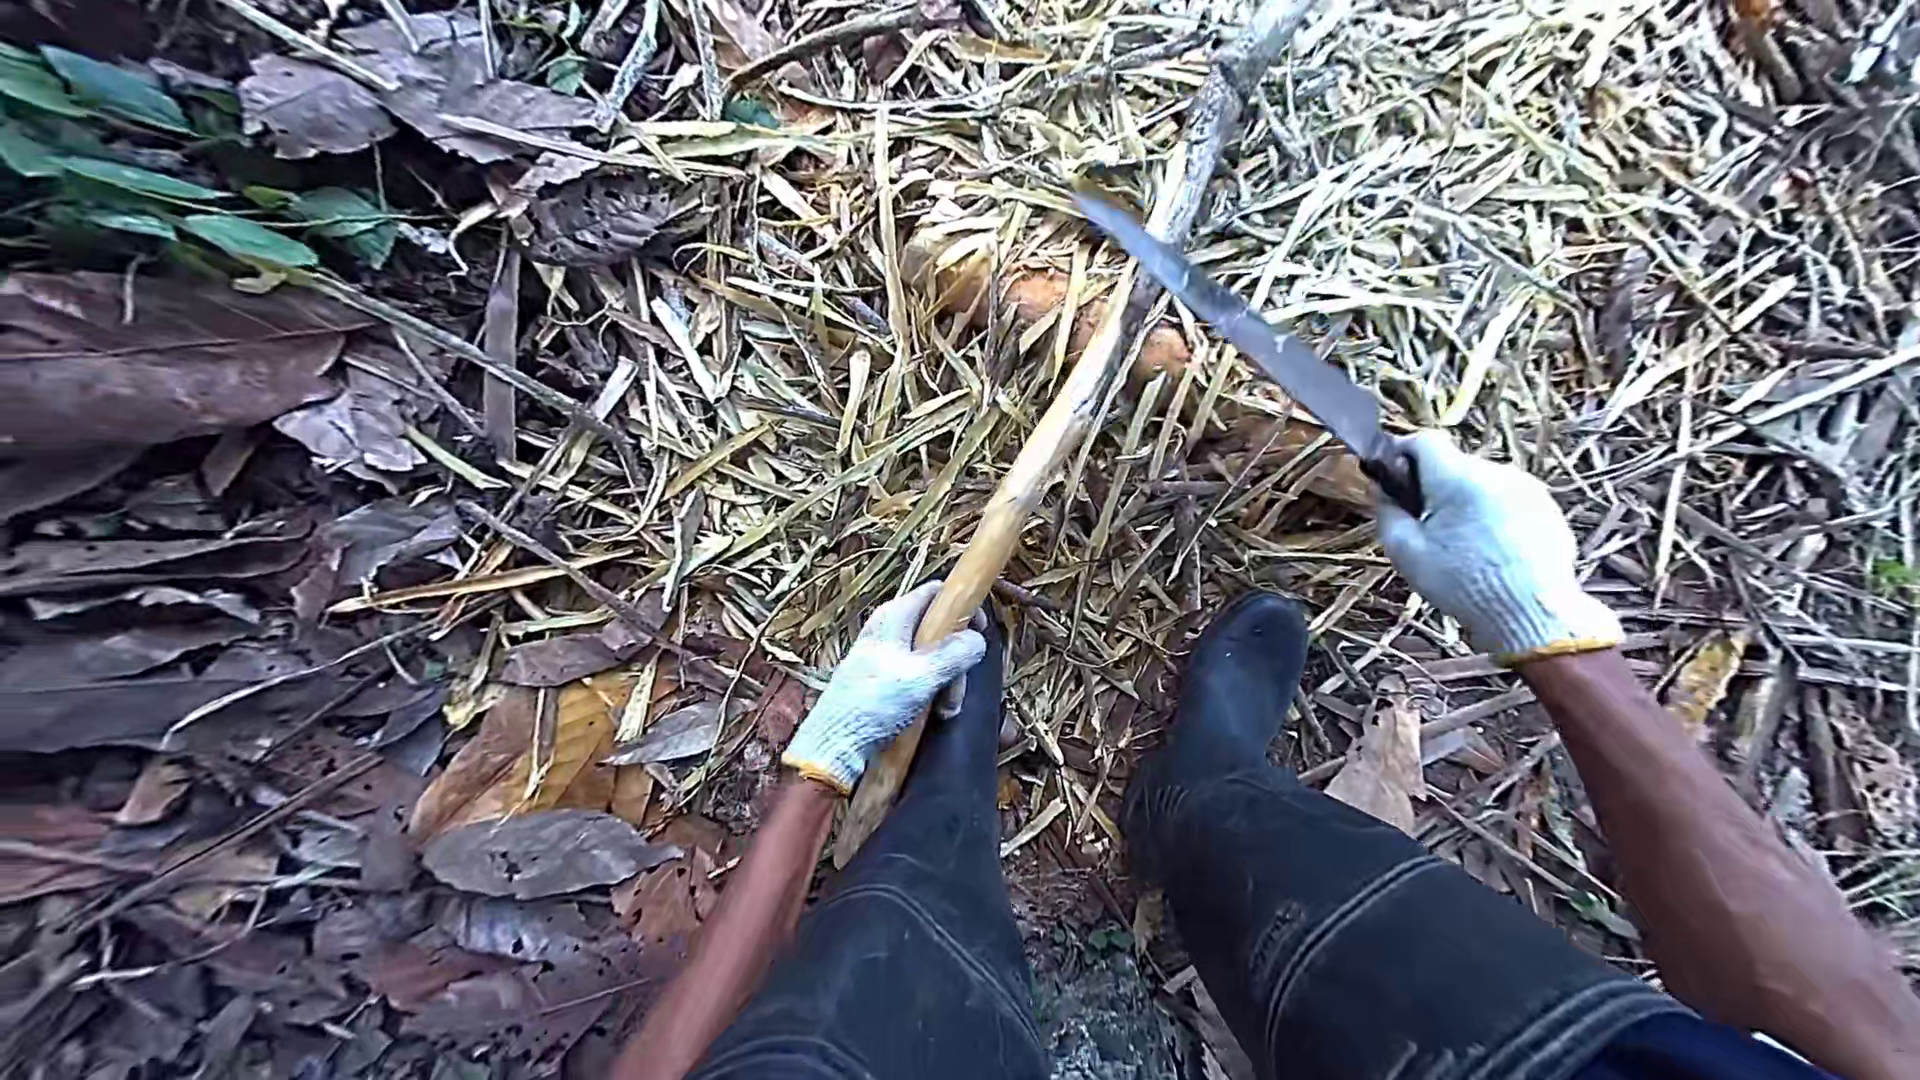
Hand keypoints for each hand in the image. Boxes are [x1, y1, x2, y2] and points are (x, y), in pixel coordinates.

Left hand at [781, 580, 986, 792]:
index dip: (963, 606)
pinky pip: (920, 675)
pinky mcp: (884, 678)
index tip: (980, 629)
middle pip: (938, 628)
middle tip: (958, 687)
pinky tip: (931, 712)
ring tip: (945, 708)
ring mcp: (886, 654)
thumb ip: (954, 654)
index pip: (936, 592)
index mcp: (894, 615)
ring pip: (932, 655)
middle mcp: (889, 628)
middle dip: (957, 657)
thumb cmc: (873, 704)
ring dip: (947, 680)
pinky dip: (931, 691)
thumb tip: (978, 639)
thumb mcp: (921, 677)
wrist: (835, 746)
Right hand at [1375, 431, 1620, 663]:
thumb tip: (1383, 488)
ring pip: (1476, 481)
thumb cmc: (1459, 582)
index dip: (1398, 453)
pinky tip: (1484, 548)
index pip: (1423, 441)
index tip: (1389, 477)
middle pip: (1450, 464)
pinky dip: (1486, 512)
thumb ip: (1387, 510)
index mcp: (1458, 479)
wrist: (1532, 613)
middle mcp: (1497, 473)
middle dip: (1429, 485)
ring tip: (1454, 541)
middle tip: (1419, 523)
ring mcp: (1528, 489)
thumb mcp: (1404, 549)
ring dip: (1458, 500)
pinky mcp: (1547, 507)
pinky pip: (1502, 497)